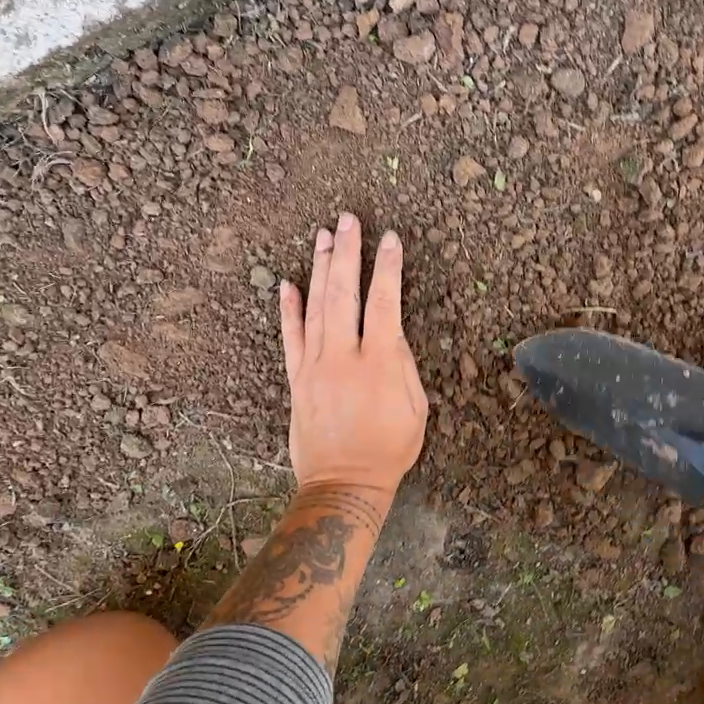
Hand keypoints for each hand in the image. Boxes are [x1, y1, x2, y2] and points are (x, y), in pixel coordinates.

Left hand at [280, 213, 427, 495]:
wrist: (344, 483)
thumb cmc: (390, 448)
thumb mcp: (416, 408)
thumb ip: (404, 365)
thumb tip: (392, 332)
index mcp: (379, 363)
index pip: (385, 302)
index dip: (389, 268)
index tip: (391, 238)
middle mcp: (343, 357)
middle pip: (343, 293)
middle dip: (347, 252)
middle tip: (348, 219)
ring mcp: (314, 366)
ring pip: (315, 306)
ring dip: (319, 268)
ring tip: (323, 235)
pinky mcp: (296, 378)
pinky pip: (290, 337)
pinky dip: (288, 308)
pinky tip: (287, 282)